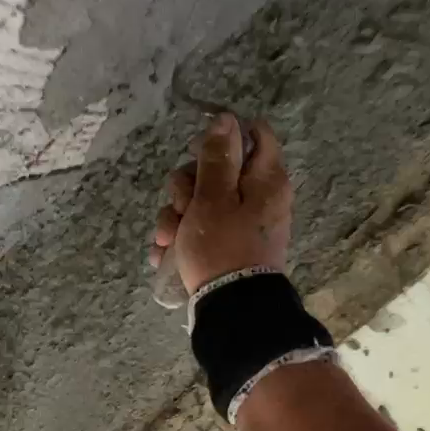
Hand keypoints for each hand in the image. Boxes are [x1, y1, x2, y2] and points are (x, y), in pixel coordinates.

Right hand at [148, 113, 291, 293]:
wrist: (231, 311)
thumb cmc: (221, 248)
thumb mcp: (213, 198)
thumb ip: (217, 158)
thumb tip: (225, 119)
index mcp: (266, 180)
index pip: (253, 135)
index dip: (222, 136)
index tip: (196, 149)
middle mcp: (260, 198)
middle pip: (217, 171)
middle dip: (186, 187)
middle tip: (179, 207)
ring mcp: (244, 224)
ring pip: (201, 202)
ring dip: (175, 217)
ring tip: (164, 240)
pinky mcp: (229, 247)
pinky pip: (202, 230)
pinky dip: (181, 238)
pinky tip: (163, 253)